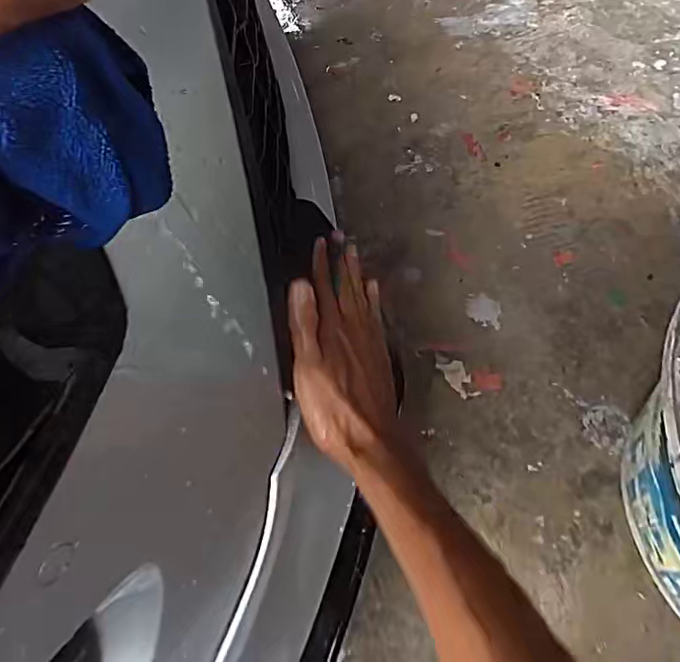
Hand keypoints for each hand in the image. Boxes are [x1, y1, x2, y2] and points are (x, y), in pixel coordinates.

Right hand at [288, 234, 402, 477]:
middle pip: (346, 286)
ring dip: (357, 274)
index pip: (324, 286)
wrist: (371, 441)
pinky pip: (375, 315)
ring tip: (355, 254)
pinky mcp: (378, 354)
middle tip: (341, 238)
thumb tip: (301, 285)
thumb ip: (304, 323)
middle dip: (342, 260)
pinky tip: (373, 292)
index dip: (320, 263)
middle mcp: (354, 329)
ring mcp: (369, 341)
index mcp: (333, 329)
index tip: (320, 242)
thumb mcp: (307, 367)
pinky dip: (372, 299)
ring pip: (362, 297)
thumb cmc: (333, 409)